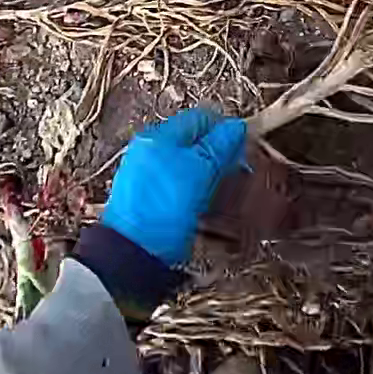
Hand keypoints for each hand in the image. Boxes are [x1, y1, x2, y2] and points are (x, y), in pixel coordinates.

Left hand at [101, 109, 247, 266]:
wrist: (131, 255)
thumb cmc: (164, 209)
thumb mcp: (200, 172)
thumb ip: (220, 146)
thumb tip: (237, 127)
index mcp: (159, 136)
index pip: (201, 118)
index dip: (225, 130)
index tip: (241, 147)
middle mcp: (150, 149)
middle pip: (195, 139)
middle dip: (218, 152)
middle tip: (235, 169)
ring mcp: (146, 172)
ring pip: (188, 160)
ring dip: (209, 171)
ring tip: (222, 188)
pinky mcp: (147, 194)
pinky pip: (178, 180)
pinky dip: (194, 185)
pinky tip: (203, 202)